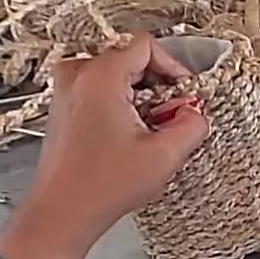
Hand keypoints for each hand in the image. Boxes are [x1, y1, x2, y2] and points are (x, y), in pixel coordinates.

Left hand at [2, 36, 205, 258]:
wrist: (62, 212)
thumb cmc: (103, 185)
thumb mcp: (165, 155)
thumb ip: (192, 125)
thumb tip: (196, 113)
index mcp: (100, 77)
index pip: (145, 46)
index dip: (173, 67)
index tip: (185, 92)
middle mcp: (78, 76)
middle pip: (130, 58)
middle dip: (159, 84)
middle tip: (174, 113)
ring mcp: (66, 92)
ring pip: (116, 74)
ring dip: (141, 95)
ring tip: (154, 126)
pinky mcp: (64, 109)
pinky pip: (100, 90)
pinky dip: (122, 104)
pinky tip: (133, 135)